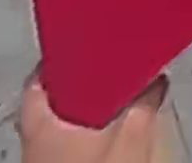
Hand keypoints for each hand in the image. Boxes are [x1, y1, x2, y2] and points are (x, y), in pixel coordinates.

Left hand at [19, 71, 167, 162]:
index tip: (73, 43)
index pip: (33, 89)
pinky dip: (87, 130)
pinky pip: (69, 146)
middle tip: (103, 63)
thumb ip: (145, 101)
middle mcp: (34, 148)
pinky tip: (111, 127)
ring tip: (115, 91)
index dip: (51, 64)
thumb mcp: (131, 135)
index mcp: (40, 131)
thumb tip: (158, 78)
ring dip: (84, 109)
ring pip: (60, 127)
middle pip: (49, 106)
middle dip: (76, 83)